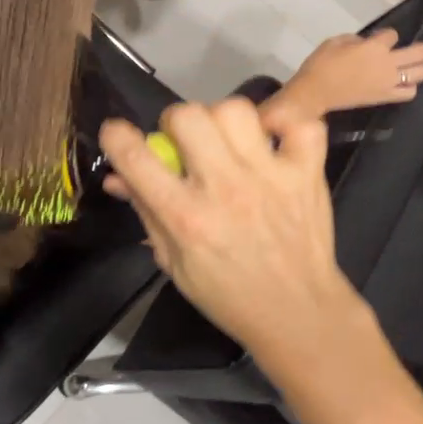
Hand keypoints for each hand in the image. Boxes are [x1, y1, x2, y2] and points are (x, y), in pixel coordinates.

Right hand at [100, 101, 368, 362]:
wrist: (297, 312)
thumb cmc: (224, 292)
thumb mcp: (171, 260)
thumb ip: (146, 211)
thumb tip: (117, 177)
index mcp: (184, 216)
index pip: (135, 157)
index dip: (115, 135)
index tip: (117, 135)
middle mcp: (224, 188)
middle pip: (188, 116)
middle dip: (174, 122)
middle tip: (182, 143)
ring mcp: (270, 177)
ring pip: (236, 111)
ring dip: (220, 120)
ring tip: (224, 142)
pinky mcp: (307, 174)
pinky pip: (299, 124)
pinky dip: (283, 124)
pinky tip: (269, 143)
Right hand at [288, 29, 422, 115]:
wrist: (312, 93)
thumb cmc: (319, 66)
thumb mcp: (332, 42)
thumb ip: (353, 39)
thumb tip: (364, 42)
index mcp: (375, 46)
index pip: (393, 34)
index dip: (384, 36)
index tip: (376, 40)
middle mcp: (388, 62)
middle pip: (421, 51)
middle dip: (415, 49)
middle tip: (403, 53)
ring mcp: (389, 81)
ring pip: (421, 72)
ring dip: (416, 68)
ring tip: (404, 70)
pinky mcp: (385, 97)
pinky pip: (410, 92)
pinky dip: (408, 88)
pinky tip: (398, 85)